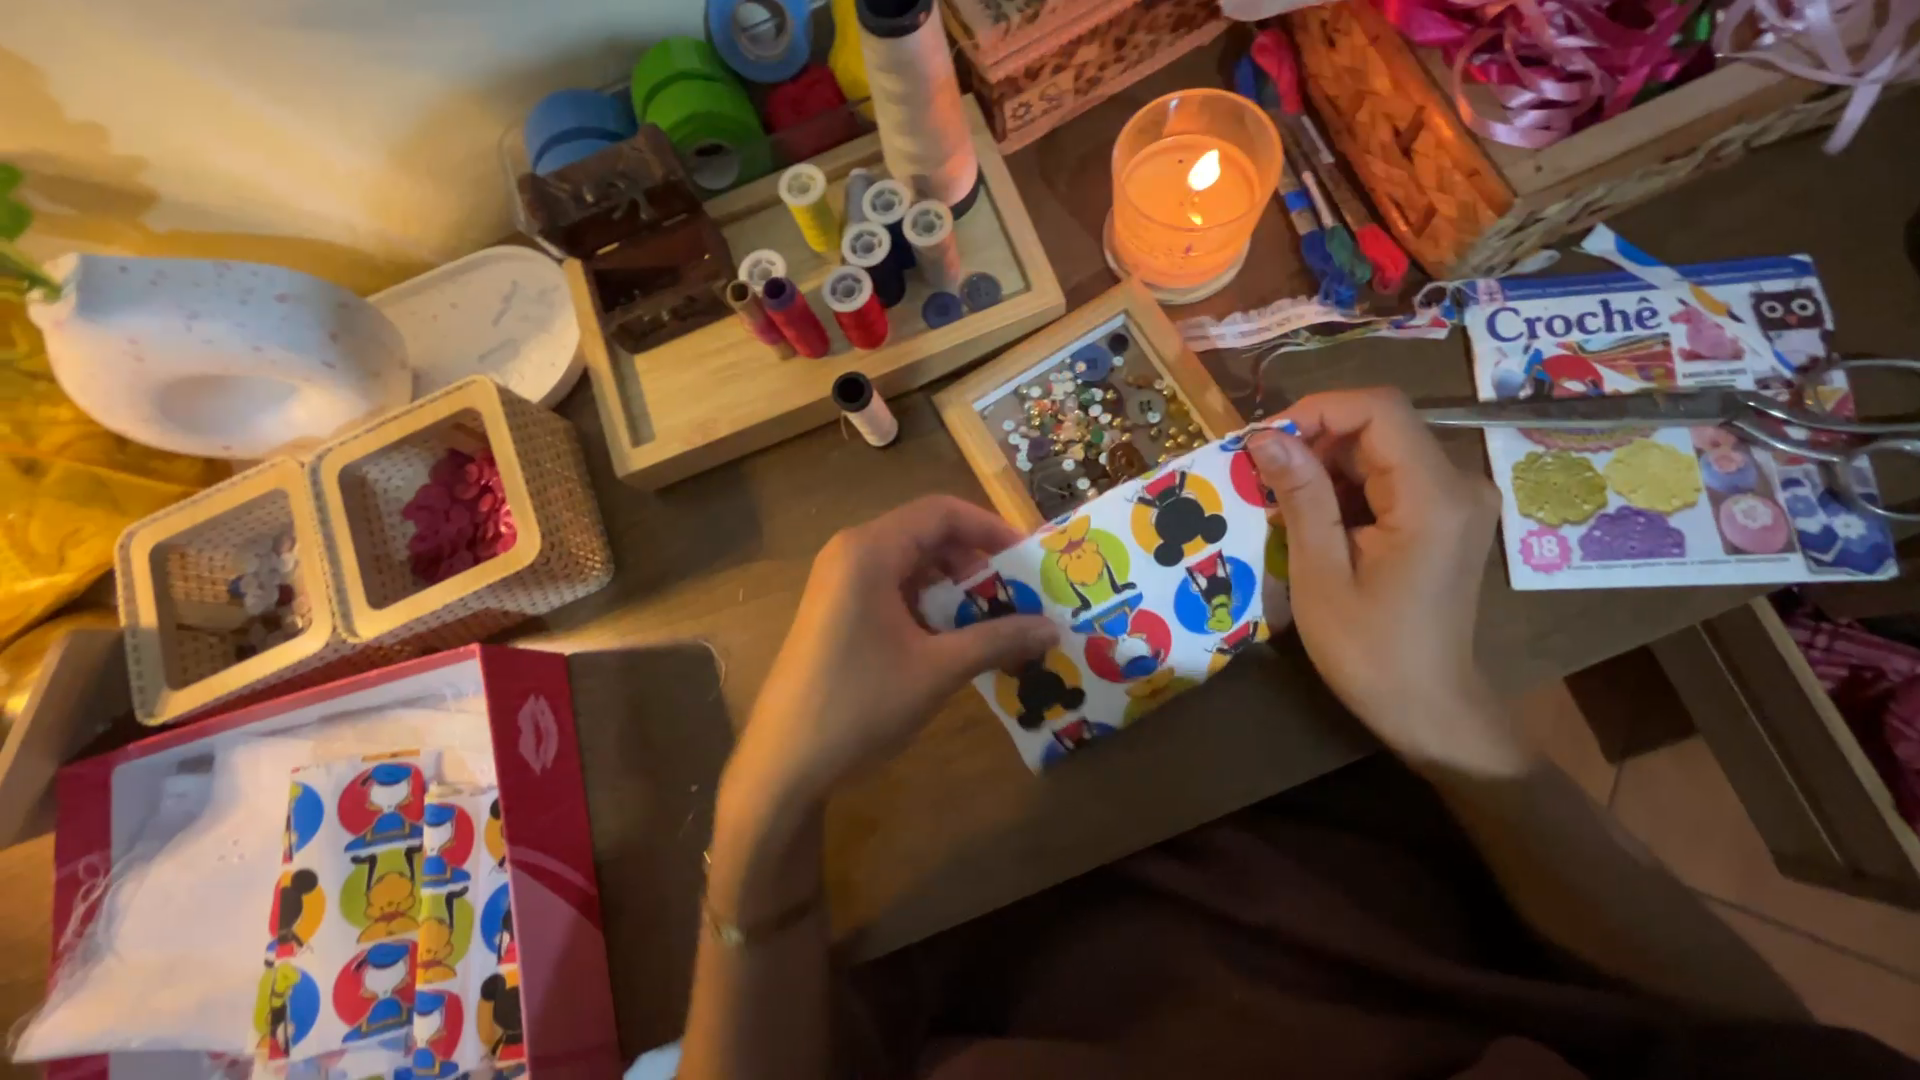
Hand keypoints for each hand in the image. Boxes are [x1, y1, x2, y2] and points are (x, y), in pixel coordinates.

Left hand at [730, 496, 1056, 808]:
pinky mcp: (834, 612)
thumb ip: (998, 640)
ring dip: (953, 588)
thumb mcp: (938, 671)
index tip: (1030, 559)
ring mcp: (837, 583)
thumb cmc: (860, 705)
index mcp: (869, 551)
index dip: (991, 528)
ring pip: (909, 565)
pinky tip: (950, 642)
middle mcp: (850, 554)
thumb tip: (1054, 628)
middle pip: (926, 535)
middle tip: (1018, 596)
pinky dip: (926, 606)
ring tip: (992, 623)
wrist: (783, 763)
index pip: (942, 512)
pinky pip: (890, 590)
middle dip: (976, 562)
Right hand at [1248, 389, 1523, 771]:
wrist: (1426, 706)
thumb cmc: (1368, 651)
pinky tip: (1309, 515)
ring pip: (1381, 449)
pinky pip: (1388, 477)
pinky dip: (1343, 485)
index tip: (1262, 440)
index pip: (1379, 411)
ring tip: (1275, 496)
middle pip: (1380, 426)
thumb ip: (1300, 497)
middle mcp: (1457, 485)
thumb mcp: (1320, 573)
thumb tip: (1263, 437)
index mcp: (1434, 498)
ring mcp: (1456, 500)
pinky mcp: (1444, 517)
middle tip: (1257, 471)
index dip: (1316, 410)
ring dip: (1323, 462)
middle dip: (1313, 438)